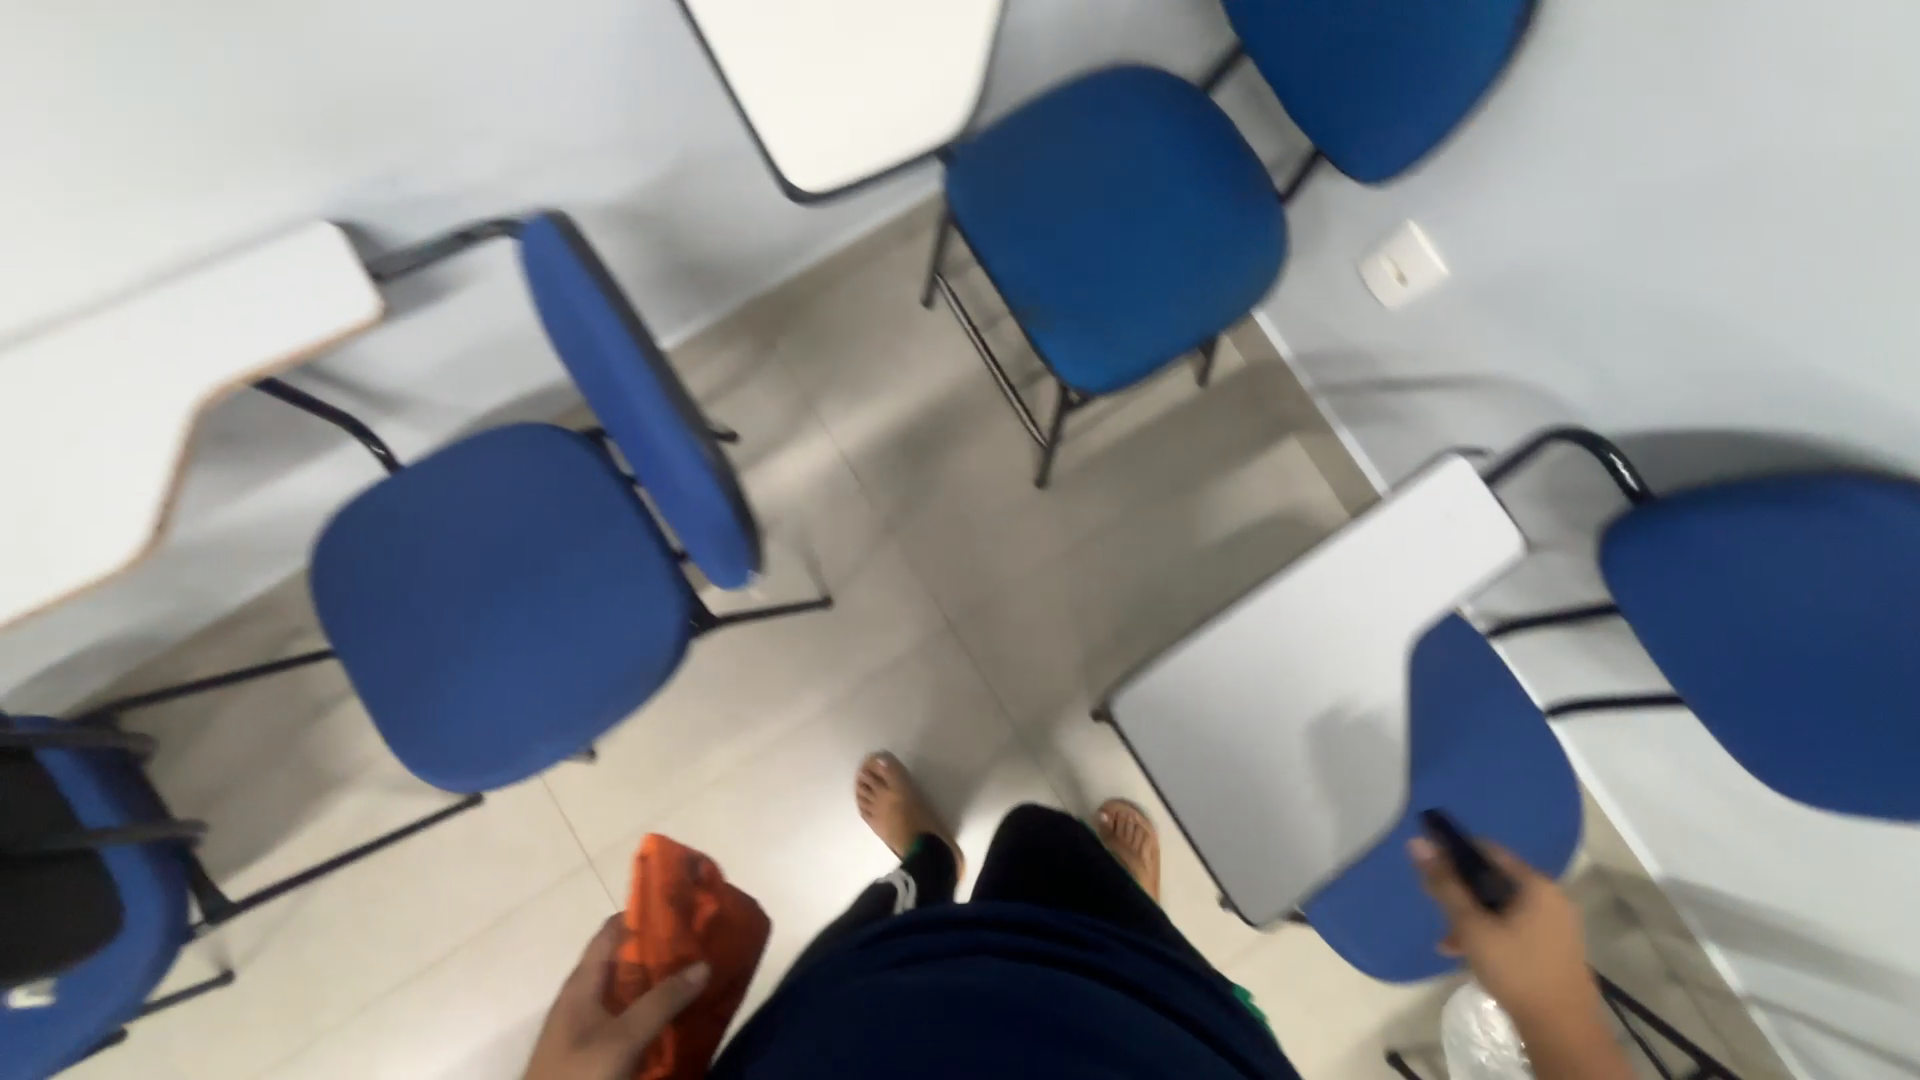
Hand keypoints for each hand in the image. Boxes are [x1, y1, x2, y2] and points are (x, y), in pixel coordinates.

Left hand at [523, 916, 709, 1079]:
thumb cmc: (576, 1078)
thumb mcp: (622, 1039)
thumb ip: (662, 1001)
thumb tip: (704, 963)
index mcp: (581, 983)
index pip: (612, 930)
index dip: (644, 913)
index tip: (682, 906)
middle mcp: (584, 997)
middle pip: (625, 959)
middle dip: (662, 948)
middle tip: (701, 941)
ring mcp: (588, 1026)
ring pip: (629, 990)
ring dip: (660, 980)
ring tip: (698, 972)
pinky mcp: (596, 1051)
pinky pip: (630, 1018)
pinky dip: (653, 1010)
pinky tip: (679, 1015)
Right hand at [1407, 836, 1598, 1035]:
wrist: (1563, 1032)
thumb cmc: (1515, 969)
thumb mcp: (1471, 925)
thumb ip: (1444, 884)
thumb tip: (1416, 842)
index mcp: (1536, 886)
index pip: (1487, 851)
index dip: (1454, 853)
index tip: (1431, 869)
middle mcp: (1551, 899)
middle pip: (1493, 881)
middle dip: (1461, 895)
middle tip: (1439, 911)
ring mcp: (1556, 925)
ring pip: (1501, 907)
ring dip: (1472, 918)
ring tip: (1449, 942)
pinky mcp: (1555, 947)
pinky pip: (1514, 926)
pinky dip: (1490, 933)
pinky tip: (1469, 954)